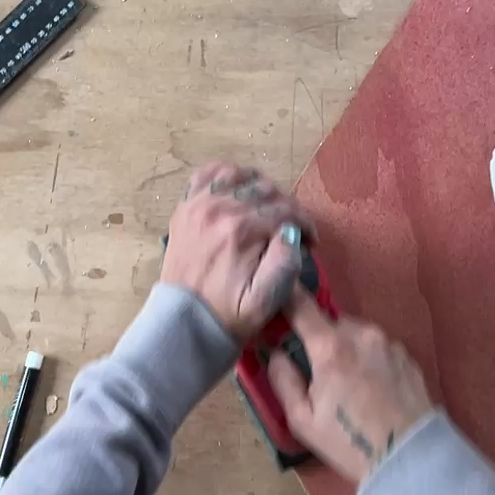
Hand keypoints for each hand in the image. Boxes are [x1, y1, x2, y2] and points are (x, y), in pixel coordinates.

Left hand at [161, 162, 309, 340]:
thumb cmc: (227, 314)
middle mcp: (219, 208)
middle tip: (291, 228)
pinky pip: (206, 174)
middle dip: (286, 207)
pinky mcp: (185, 206)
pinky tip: (237, 187)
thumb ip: (284, 264)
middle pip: (265, 189)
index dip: (305, 224)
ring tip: (267, 207)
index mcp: (241, 229)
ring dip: (258, 186)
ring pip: (238, 175)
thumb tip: (291, 232)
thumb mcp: (264, 302)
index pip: (286, 210)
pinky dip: (225, 175)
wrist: (183, 320)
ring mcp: (198, 203)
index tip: (311, 240)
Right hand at [267, 290, 433, 484]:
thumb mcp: (302, 421)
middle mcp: (361, 334)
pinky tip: (374, 388)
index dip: (286, 297)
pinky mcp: (407, 355)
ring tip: (351, 384)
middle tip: (321, 372)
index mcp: (330, 347)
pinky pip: (377, 346)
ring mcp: (387, 342)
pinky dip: (369, 358)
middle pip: (329, 322)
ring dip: (346, 348)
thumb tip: (277, 352)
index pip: (300, 304)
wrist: (413, 462)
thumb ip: (282, 379)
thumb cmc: (351, 442)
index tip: (277, 302)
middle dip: (320, 339)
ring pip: (355, 333)